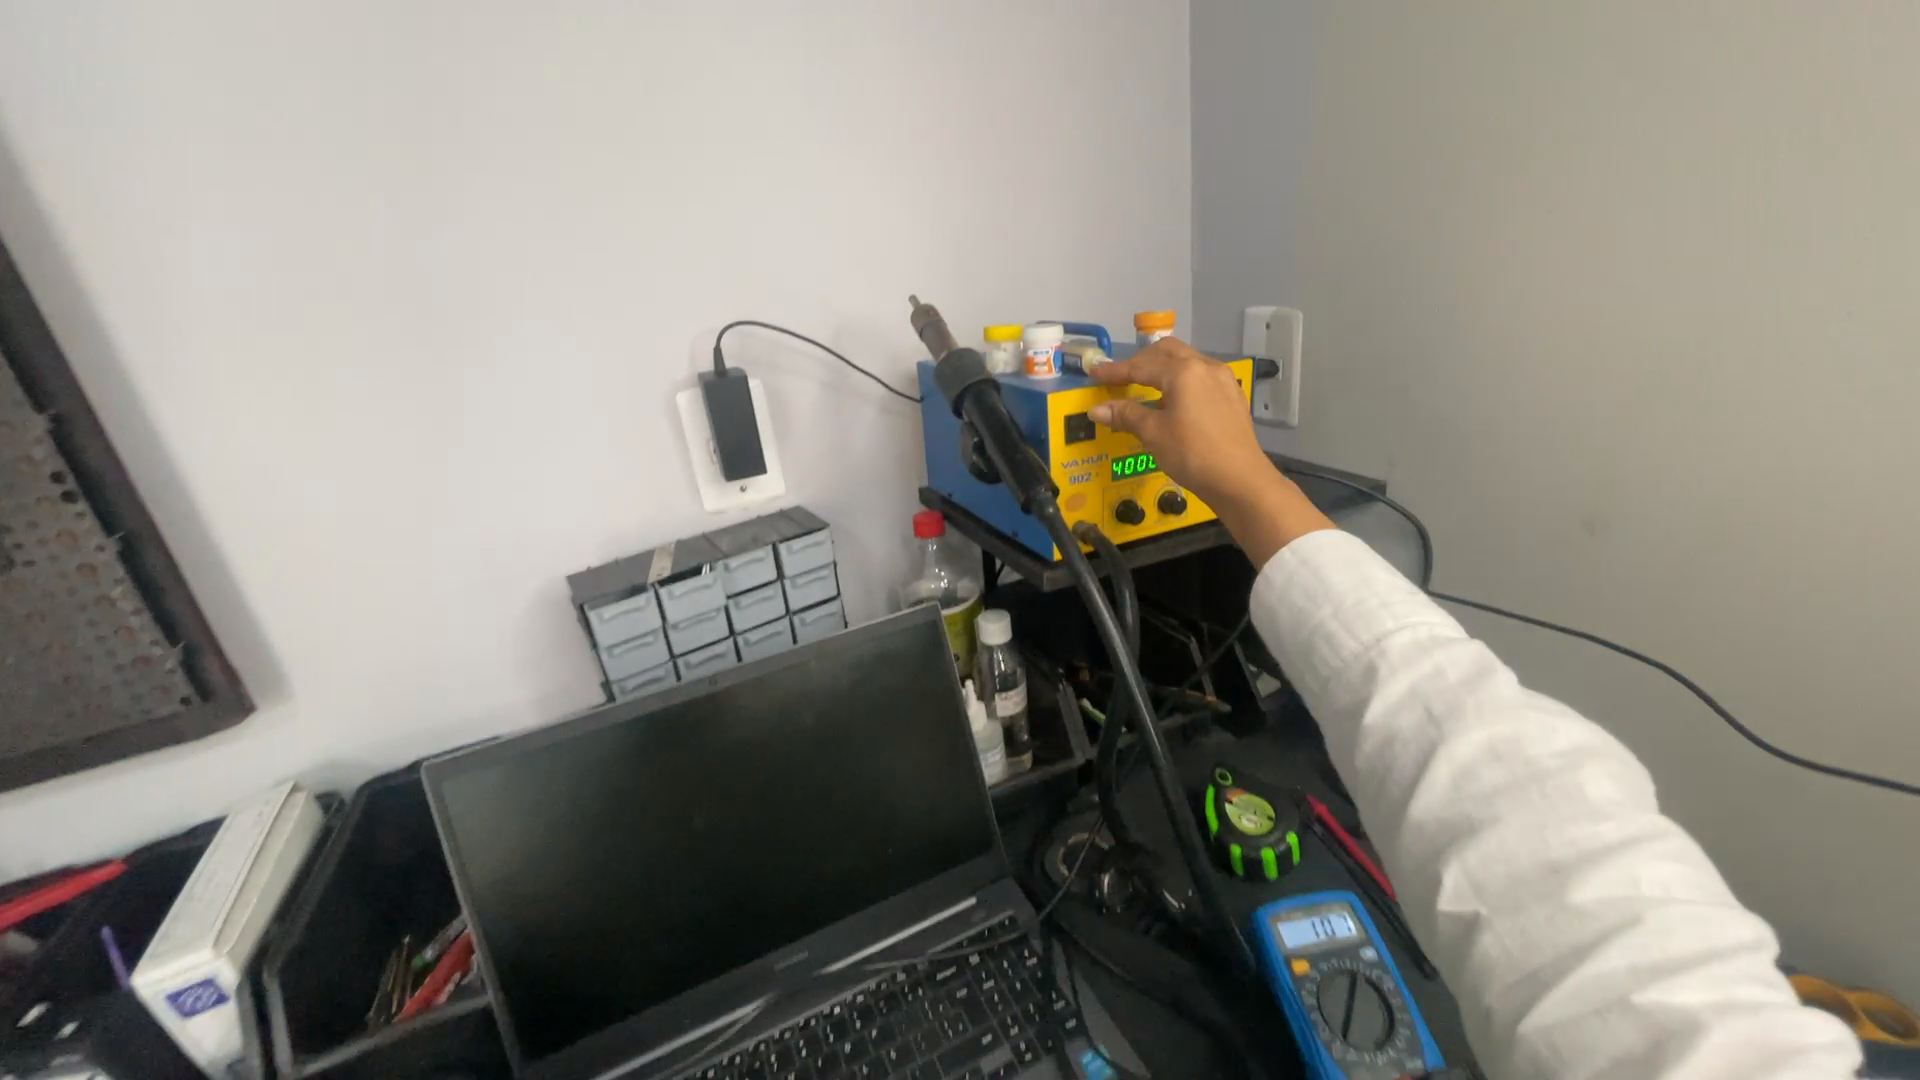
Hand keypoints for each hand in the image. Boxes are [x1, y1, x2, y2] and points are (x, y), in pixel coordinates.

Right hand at [1088, 339, 1334, 564]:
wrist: (1240, 480)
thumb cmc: (1191, 454)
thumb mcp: (1153, 433)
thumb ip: (1126, 415)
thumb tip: (1096, 409)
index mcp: (1183, 372)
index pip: (1141, 366)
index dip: (1115, 370)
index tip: (1094, 373)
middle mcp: (1205, 367)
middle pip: (1168, 352)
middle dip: (1142, 360)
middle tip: (1121, 376)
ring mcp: (1223, 380)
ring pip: (1187, 362)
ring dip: (1163, 369)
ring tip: (1145, 387)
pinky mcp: (1232, 396)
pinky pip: (1201, 377)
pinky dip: (1181, 381)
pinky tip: (1174, 401)